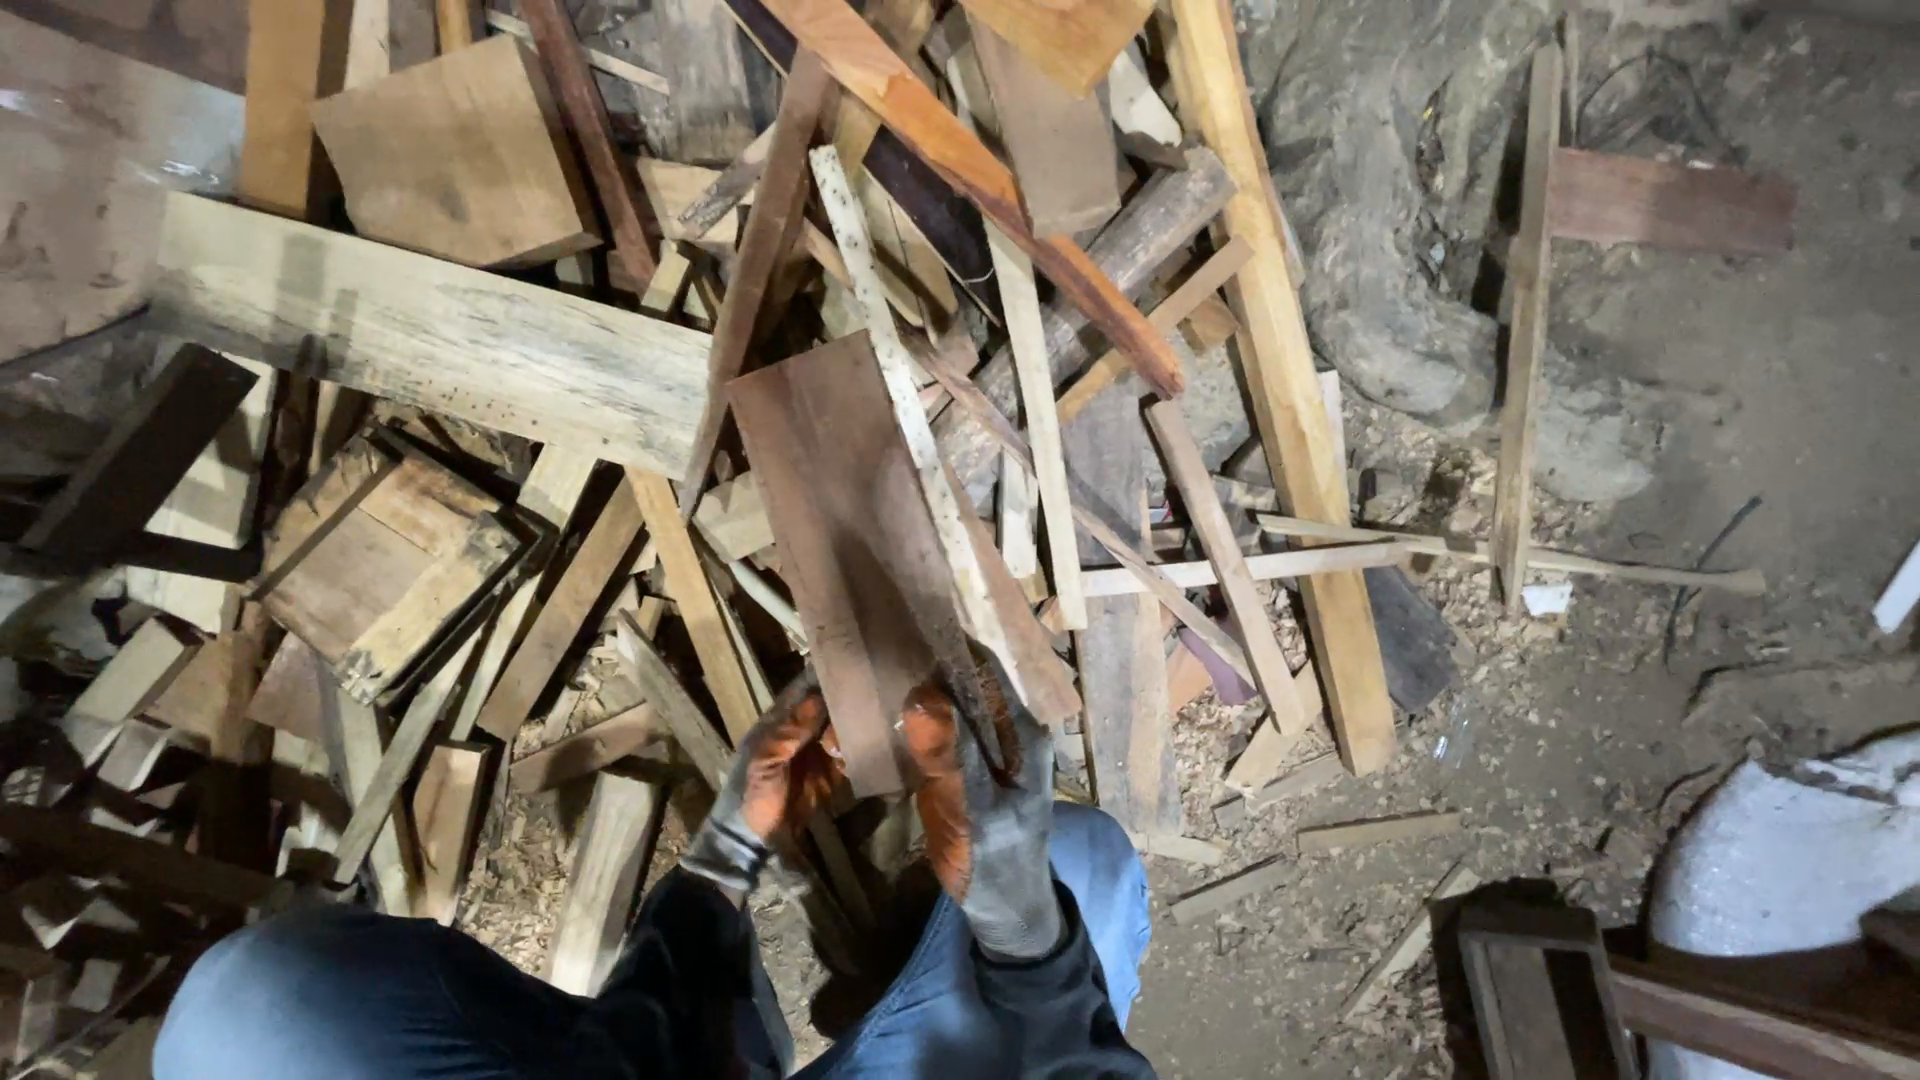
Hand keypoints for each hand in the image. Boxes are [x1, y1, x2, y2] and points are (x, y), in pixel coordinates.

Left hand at [681, 669, 841, 901]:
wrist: (755, 843)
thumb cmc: (752, 796)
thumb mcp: (765, 762)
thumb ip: (789, 732)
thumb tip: (817, 699)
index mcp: (779, 725)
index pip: (802, 694)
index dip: (820, 680)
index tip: (846, 665)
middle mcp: (800, 734)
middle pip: (827, 709)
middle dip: (843, 704)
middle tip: (863, 697)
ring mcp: (816, 755)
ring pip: (841, 731)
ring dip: (851, 729)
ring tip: (862, 727)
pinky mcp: (831, 776)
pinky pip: (849, 757)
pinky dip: (858, 752)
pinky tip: (867, 747)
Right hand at [900, 654, 1061, 960]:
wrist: (1003, 909)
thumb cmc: (994, 863)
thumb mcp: (973, 812)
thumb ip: (950, 757)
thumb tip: (923, 693)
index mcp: (1021, 730)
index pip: (982, 669)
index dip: (944, 644)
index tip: (897, 625)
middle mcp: (1005, 725)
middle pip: (963, 677)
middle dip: (923, 659)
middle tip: (870, 642)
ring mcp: (983, 741)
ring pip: (946, 698)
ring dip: (913, 684)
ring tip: (866, 665)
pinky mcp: (961, 758)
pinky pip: (936, 724)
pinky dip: (910, 713)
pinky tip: (876, 706)